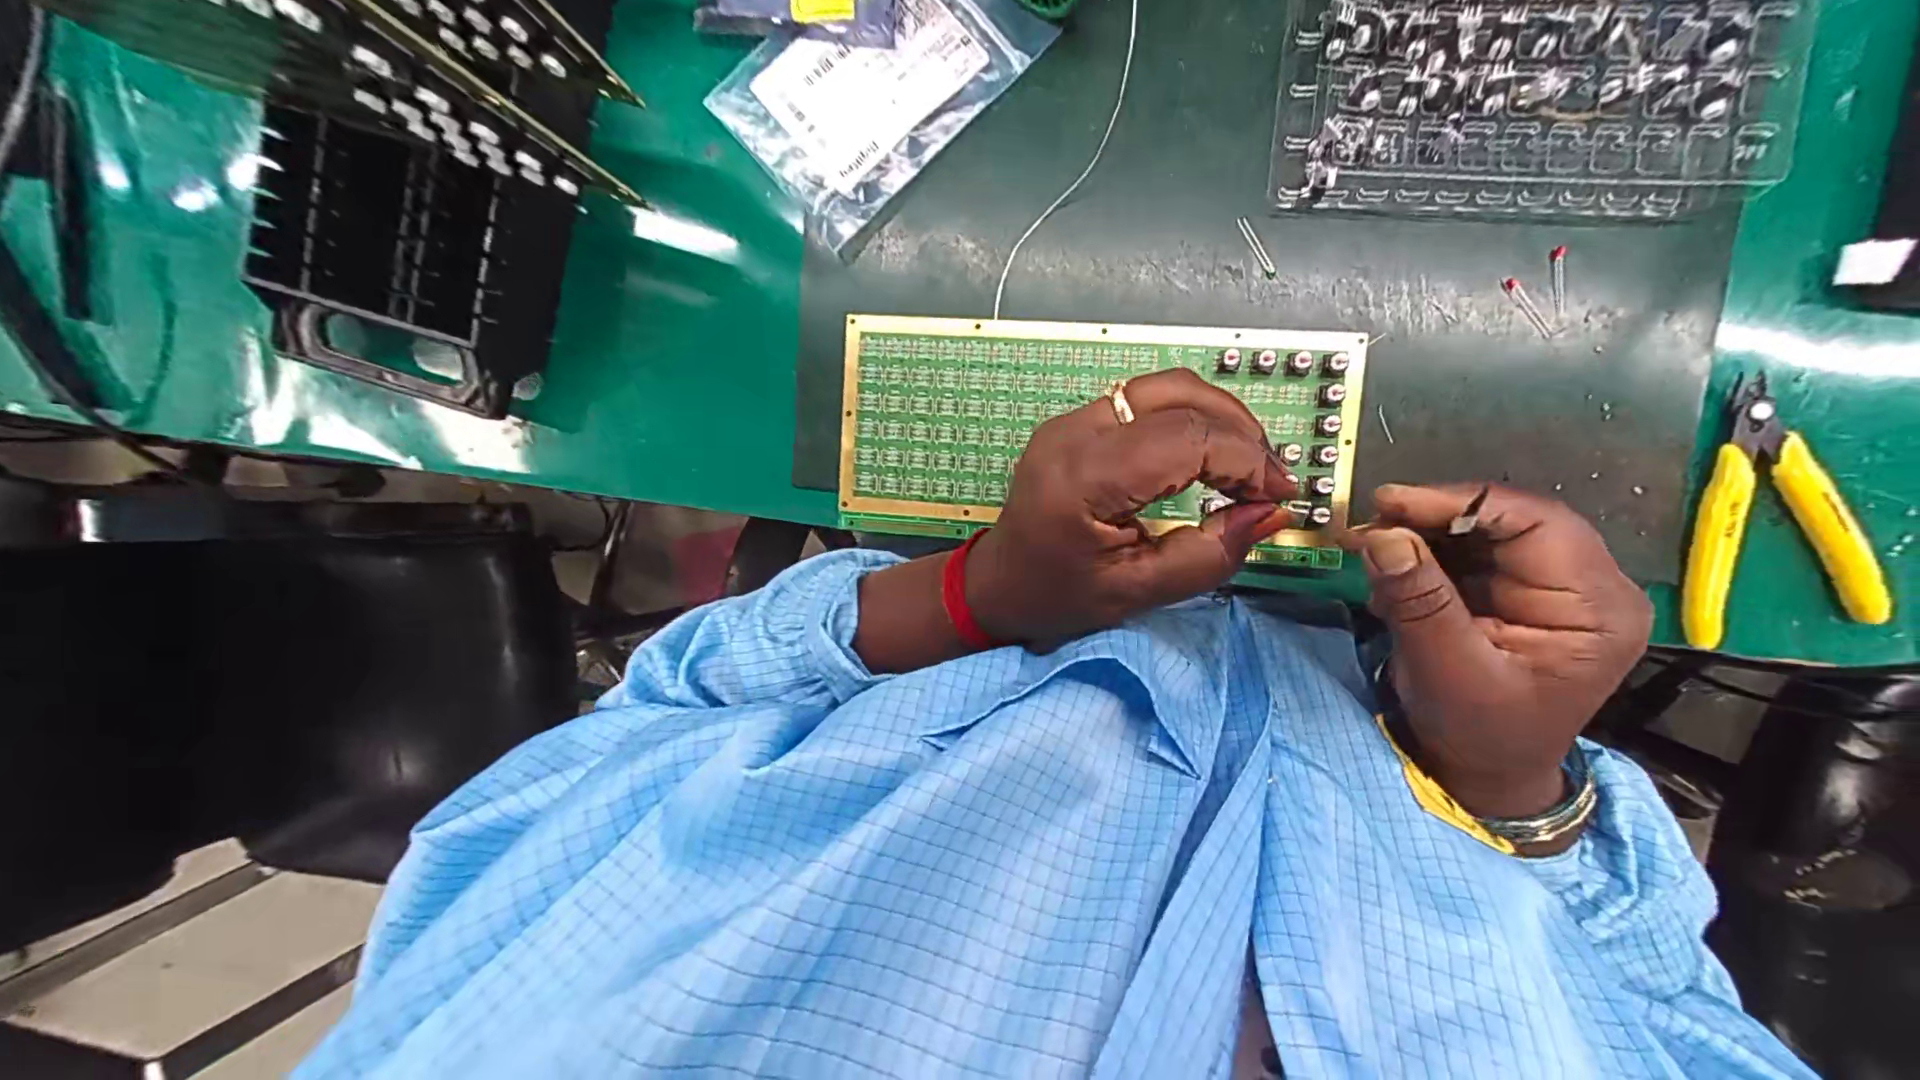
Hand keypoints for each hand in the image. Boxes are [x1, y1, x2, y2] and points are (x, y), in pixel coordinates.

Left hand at [964, 368, 1301, 645]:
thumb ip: (1208, 555)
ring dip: (1216, 417)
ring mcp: (1069, 420)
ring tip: (1243, 466)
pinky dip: (1187, 419)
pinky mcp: (1073, 422)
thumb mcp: (1136, 592)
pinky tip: (1204, 454)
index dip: (1246, 461)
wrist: (996, 583)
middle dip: (1239, 432)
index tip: (1276, 496)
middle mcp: (1073, 432)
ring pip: (1164, 387)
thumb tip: (1270, 514)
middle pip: (1180, 395)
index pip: (1186, 438)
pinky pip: (1143, 401)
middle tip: (1266, 480)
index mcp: (1083, 478)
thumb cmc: (1055, 597)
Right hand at [1344, 484, 1652, 819]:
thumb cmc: (1479, 730)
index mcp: (1593, 606)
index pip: (1536, 522)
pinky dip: (1421, 555)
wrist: (1482, 769)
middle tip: (1369, 524)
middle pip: (1508, 520)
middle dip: (1432, 517)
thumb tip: (1381, 536)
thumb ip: (1418, 600)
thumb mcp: (1446, 669)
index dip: (1461, 502)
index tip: (1389, 502)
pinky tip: (1390, 573)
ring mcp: (1547, 586)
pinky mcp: (1512, 591)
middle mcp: (1582, 585)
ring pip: (1481, 531)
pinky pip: (1465, 552)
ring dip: (1420, 534)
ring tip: (1369, 548)